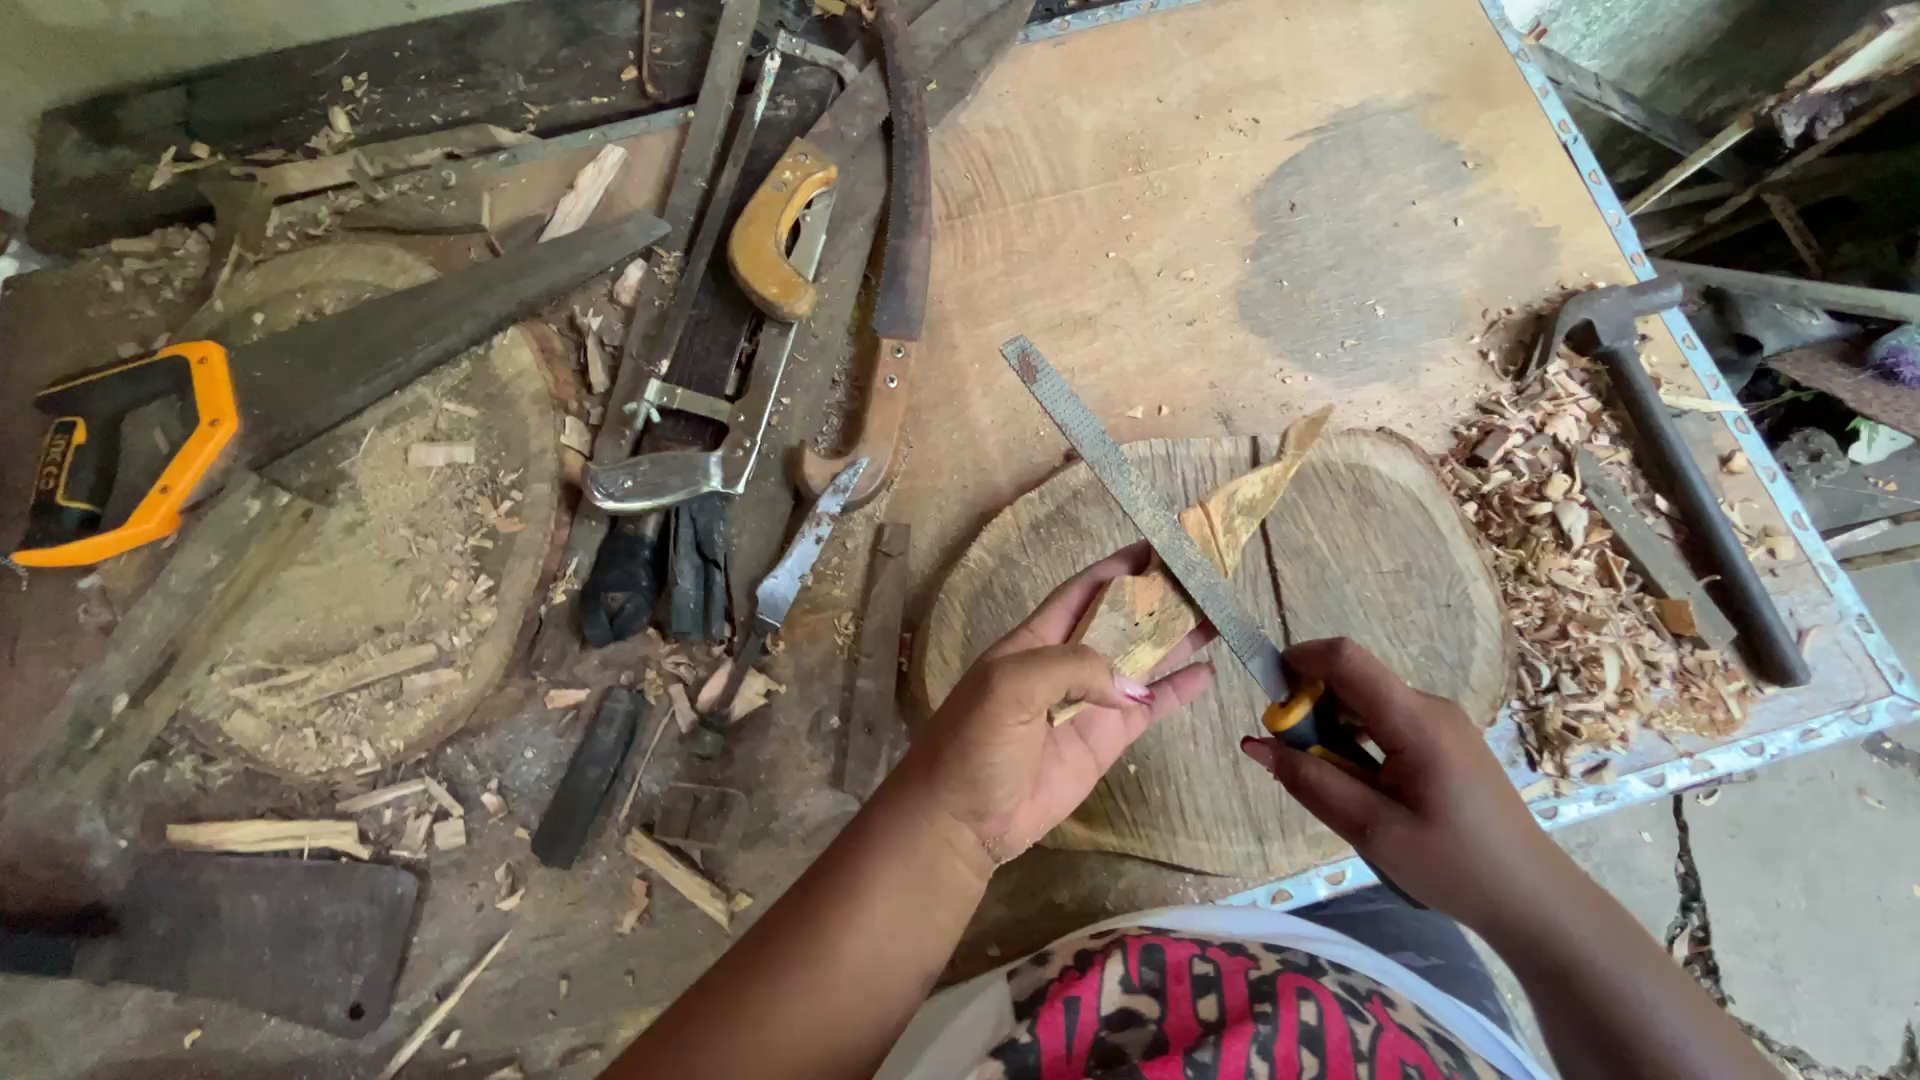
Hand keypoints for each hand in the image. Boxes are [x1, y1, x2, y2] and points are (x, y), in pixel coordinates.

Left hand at [899, 544, 1215, 864]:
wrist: (962, 819)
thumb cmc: (975, 742)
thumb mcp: (1010, 686)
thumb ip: (1071, 667)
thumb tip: (1129, 683)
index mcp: (1035, 640)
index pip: (1082, 591)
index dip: (1116, 568)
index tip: (1157, 545)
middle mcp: (1066, 663)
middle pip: (1119, 622)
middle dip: (1155, 599)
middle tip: (1203, 577)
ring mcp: (1089, 702)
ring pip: (1141, 661)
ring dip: (1175, 638)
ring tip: (1217, 614)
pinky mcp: (1106, 740)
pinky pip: (1149, 707)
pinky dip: (1177, 690)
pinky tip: (1207, 673)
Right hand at [1238, 637, 1574, 929]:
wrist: (1534, 900)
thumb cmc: (1454, 865)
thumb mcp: (1371, 829)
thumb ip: (1309, 781)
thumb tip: (1255, 744)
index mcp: (1415, 720)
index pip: (1346, 658)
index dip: (1299, 662)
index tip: (1272, 702)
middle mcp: (1428, 707)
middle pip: (1351, 680)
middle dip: (1308, 706)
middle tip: (1294, 758)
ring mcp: (1440, 723)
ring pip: (1364, 702)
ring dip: (1330, 727)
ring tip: (1326, 778)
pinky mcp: (1443, 742)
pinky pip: (1383, 721)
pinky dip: (1354, 739)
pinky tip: (1356, 783)